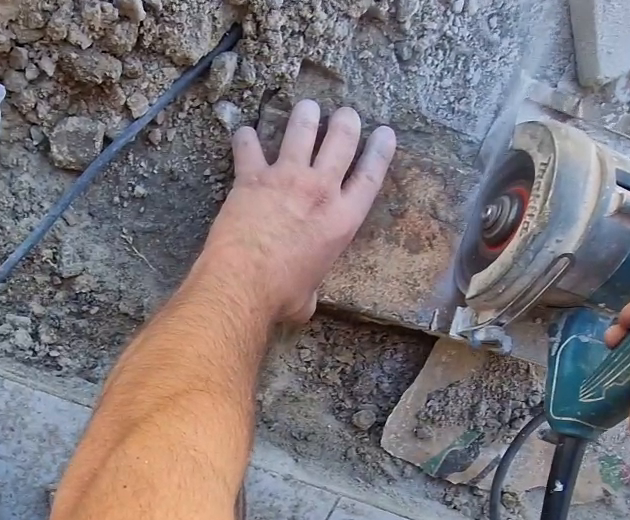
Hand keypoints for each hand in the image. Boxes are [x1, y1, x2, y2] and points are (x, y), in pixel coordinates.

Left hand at [193, 101, 396, 324]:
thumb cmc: (280, 297)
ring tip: (307, 109)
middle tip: (346, 115)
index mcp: (342, 220)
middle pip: (342, 139)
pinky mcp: (252, 178)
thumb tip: (305, 301)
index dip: (381, 151)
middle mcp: (320, 191)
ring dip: (306, 115)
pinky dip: (245, 137)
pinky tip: (244, 133)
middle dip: (347, 121)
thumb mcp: (309, 297)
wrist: (244, 285)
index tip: (385, 133)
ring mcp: (286, 179)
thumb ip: (312, 287)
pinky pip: (249, 147)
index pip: (371, 175)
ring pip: (302, 129)